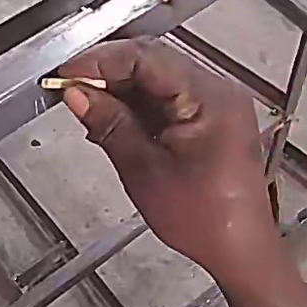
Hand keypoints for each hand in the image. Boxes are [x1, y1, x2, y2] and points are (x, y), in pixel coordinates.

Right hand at [58, 38, 283, 280]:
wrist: (240, 250)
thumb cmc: (204, 219)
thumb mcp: (144, 170)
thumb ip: (109, 124)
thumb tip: (77, 95)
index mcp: (209, 97)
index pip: (146, 57)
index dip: (100, 61)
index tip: (67, 73)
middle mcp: (219, 91)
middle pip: (154, 62)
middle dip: (108, 74)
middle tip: (72, 90)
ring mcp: (218, 104)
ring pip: (159, 79)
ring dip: (122, 91)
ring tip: (88, 109)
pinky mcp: (213, 119)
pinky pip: (170, 99)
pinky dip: (140, 107)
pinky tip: (114, 121)